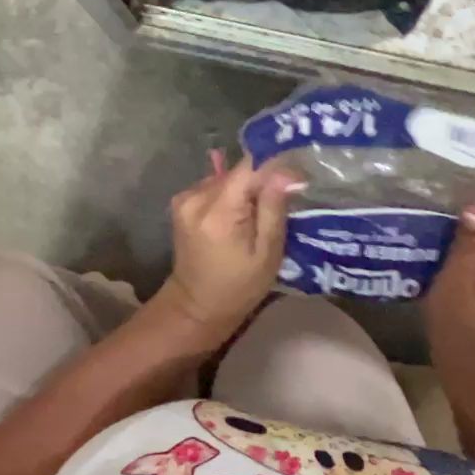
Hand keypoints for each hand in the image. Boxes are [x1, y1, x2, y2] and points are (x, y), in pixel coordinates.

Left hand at [157, 163, 304, 344]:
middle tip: (278, 205)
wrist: (196, 306)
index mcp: (218, 212)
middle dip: (260, 182)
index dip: (273, 169)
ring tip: (256, 215)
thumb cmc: (239, 287)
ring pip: (226, 177)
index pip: (249, 168)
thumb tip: (285, 172)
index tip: (293, 180)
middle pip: (237, 172)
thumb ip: (273, 209)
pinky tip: (236, 218)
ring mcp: (185, 198)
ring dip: (244, 189)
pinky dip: (229, 196)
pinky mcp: (181, 201)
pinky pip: (214, 186)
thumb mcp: (267, 254)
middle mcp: (196, 197)